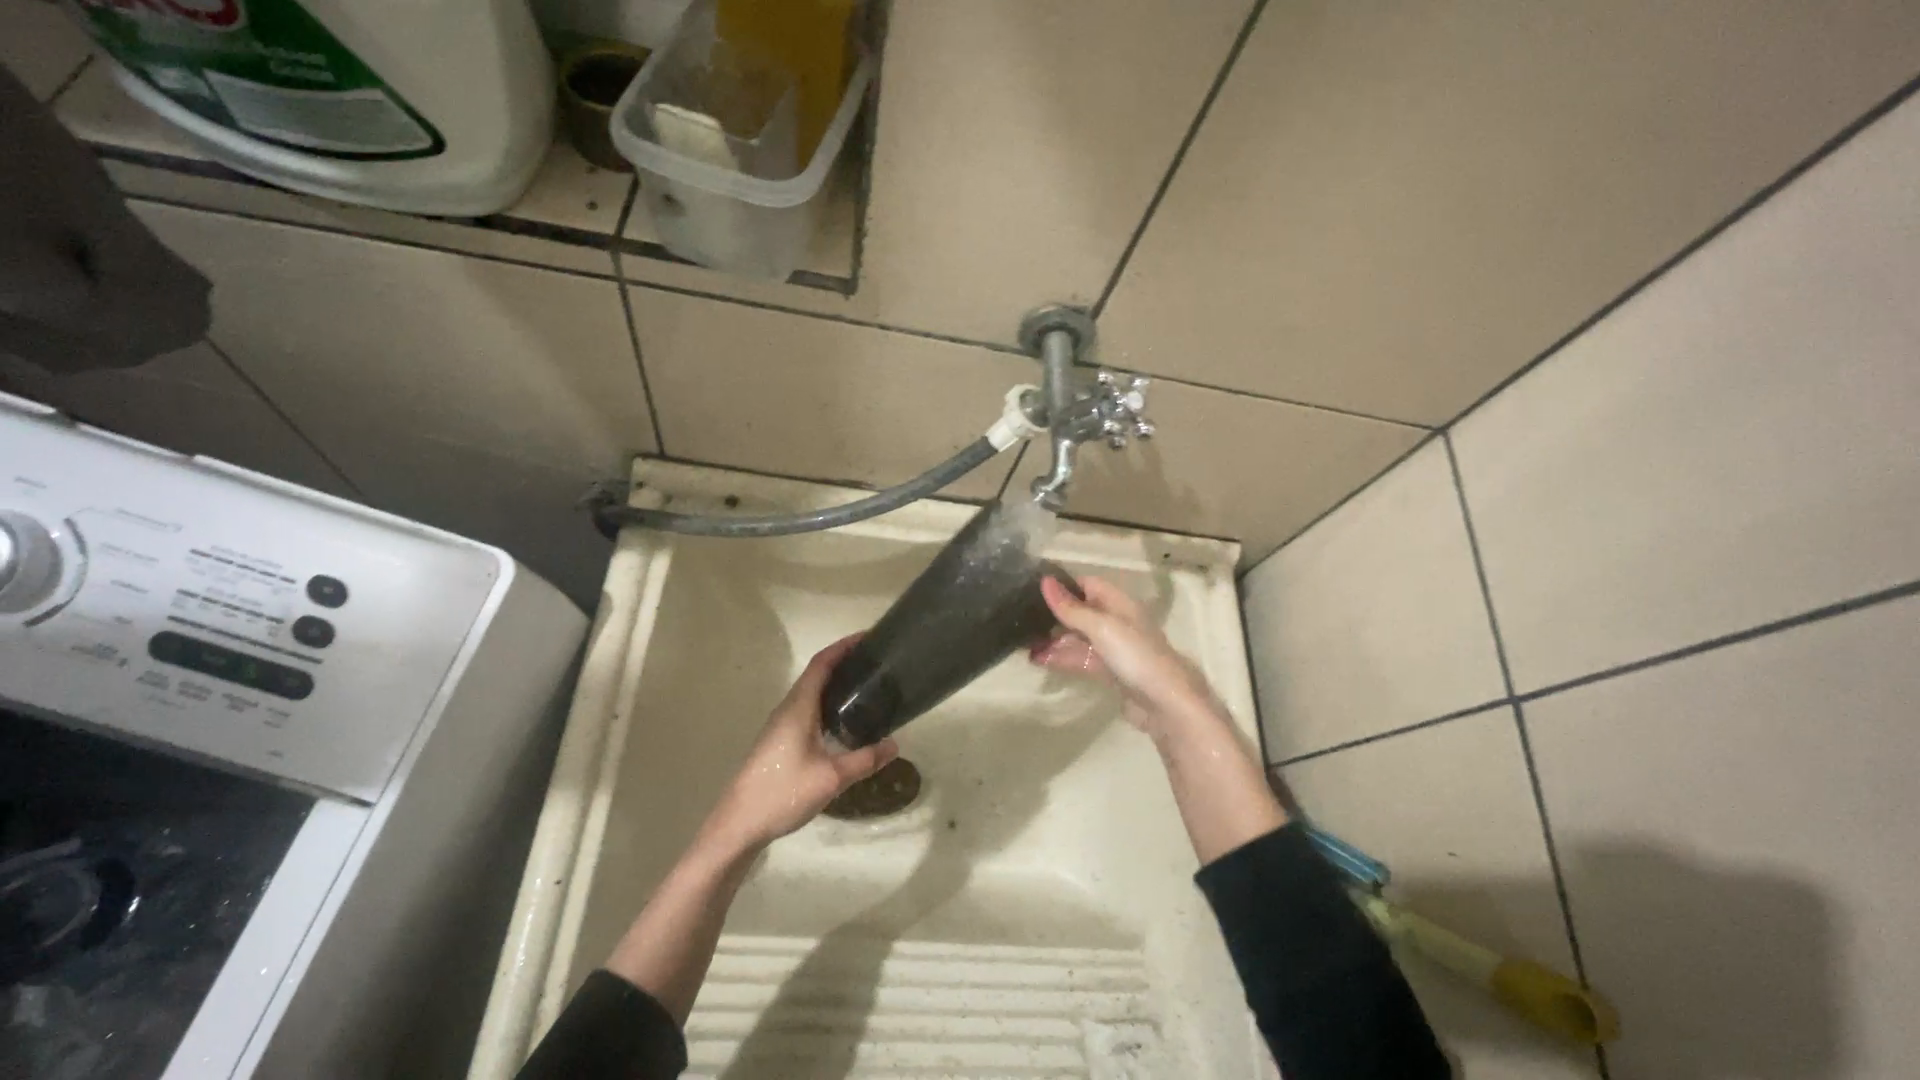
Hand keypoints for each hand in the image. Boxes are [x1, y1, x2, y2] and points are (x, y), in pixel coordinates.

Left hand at [703, 636, 899, 853]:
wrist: (739, 823)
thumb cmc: (782, 792)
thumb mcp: (831, 778)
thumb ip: (865, 760)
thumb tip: (895, 745)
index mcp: (798, 707)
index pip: (822, 664)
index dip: (843, 647)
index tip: (868, 637)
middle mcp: (788, 710)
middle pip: (817, 675)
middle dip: (844, 663)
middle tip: (877, 664)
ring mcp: (781, 726)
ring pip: (812, 695)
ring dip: (836, 686)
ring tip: (867, 689)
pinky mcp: (780, 743)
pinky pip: (808, 712)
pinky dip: (829, 706)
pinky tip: (845, 723)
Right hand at [1029, 576, 1226, 744]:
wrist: (1165, 705)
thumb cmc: (1136, 657)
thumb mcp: (1102, 628)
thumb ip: (1072, 608)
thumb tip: (1044, 582)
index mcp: (1120, 605)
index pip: (1088, 585)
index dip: (1063, 585)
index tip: (1031, 587)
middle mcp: (1117, 623)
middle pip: (1082, 612)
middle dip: (1054, 615)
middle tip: (1020, 617)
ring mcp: (1114, 650)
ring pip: (1079, 638)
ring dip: (1054, 640)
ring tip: (1024, 642)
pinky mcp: (1111, 674)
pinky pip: (1082, 660)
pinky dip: (1063, 658)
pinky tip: (1039, 660)